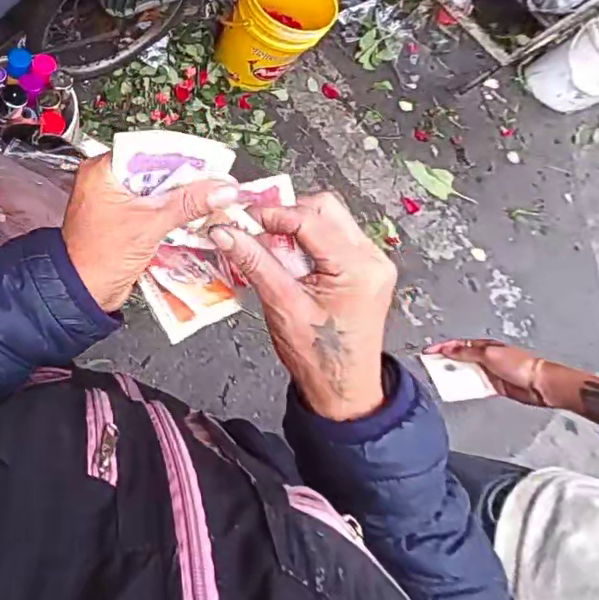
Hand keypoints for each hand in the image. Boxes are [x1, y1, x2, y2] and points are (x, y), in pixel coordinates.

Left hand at [62, 154, 238, 311]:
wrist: (83, 295)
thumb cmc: (97, 258)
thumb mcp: (150, 224)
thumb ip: (189, 203)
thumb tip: (221, 190)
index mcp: (102, 170)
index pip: (149, 148)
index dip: (181, 154)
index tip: (209, 161)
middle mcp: (106, 180)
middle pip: (155, 168)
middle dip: (185, 176)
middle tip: (213, 179)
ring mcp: (114, 200)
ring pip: (156, 188)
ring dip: (180, 194)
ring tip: (208, 196)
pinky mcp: (123, 219)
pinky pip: (152, 206)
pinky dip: (171, 209)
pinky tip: (191, 214)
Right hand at [209, 193, 395, 421]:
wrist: (344, 391)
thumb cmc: (319, 358)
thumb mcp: (281, 306)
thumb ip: (254, 261)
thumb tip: (226, 231)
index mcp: (357, 267)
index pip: (309, 219)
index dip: (271, 214)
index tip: (241, 218)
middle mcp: (371, 257)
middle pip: (324, 208)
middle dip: (286, 214)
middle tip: (255, 229)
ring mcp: (371, 260)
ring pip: (329, 218)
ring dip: (296, 225)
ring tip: (270, 246)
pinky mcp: (364, 266)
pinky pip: (333, 235)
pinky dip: (307, 239)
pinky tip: (289, 257)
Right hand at [424, 339, 589, 410]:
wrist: (538, 384)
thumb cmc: (518, 365)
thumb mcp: (489, 354)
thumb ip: (468, 352)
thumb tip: (449, 349)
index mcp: (483, 345)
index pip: (457, 345)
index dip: (442, 347)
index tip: (428, 352)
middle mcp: (484, 357)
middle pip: (459, 358)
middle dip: (445, 361)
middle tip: (430, 366)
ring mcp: (488, 372)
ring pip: (465, 372)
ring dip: (454, 375)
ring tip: (440, 379)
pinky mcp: (493, 386)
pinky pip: (475, 386)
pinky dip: (465, 387)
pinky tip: (458, 390)